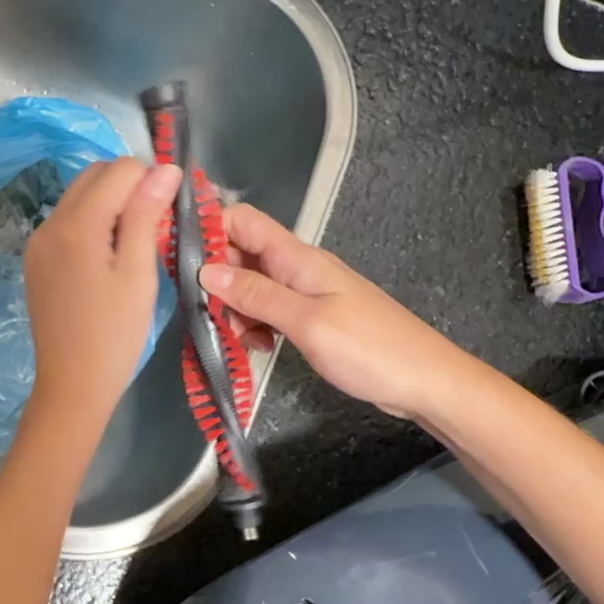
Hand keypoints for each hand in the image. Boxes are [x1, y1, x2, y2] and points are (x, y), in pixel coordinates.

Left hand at [24, 158, 180, 425]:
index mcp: (77, 224)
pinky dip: (91, 225)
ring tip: (133, 246)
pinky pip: (66, 223)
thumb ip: (147, 216)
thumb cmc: (114, 334)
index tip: (167, 218)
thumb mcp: (139, 274)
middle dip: (128, 188)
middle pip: (95, 175)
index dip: (151, 182)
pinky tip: (107, 259)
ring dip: (110, 205)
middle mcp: (49, 224)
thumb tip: (166, 168)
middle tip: (152, 229)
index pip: (120, 169)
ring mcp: (38, 243)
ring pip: (79, 197)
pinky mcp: (35, 261)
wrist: (72, 385)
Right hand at [198, 204, 483, 419]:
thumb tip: (206, 271)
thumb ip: (257, 296)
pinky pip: (268, 311)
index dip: (208, 230)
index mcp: (298, 259)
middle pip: (240, 255)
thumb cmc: (370, 350)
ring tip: (236, 338)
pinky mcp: (309, 317)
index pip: (242, 221)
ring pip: (251, 287)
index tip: (178, 261)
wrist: (424, 382)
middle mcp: (297, 268)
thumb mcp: (307, 323)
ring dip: (234, 309)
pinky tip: (258, 347)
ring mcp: (304, 293)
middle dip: (216, 280)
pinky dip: (254, 326)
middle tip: (207, 315)